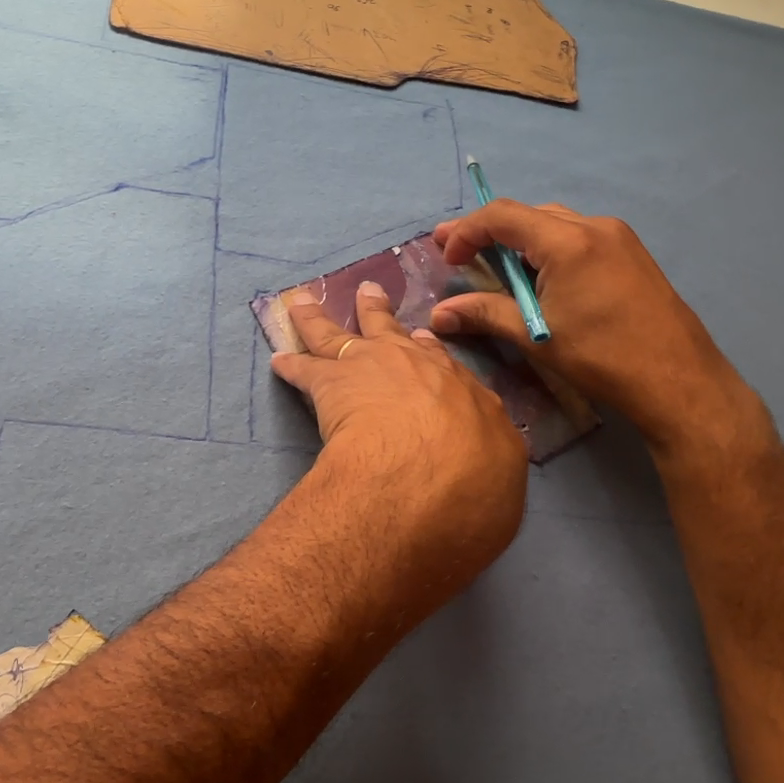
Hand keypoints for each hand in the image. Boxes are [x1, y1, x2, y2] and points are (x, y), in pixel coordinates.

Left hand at [270, 280, 526, 608]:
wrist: (422, 476)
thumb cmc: (474, 489)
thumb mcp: (505, 480)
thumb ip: (494, 466)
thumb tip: (486, 469)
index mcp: (466, 394)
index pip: (444, 368)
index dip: (429, 354)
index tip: (421, 340)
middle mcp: (420, 368)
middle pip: (394, 334)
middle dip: (380, 314)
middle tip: (368, 293)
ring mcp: (373, 366)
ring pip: (340, 334)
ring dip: (319, 319)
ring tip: (304, 304)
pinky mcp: (331, 382)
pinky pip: (304, 368)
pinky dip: (290, 365)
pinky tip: (279, 360)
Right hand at [431, 201, 761, 453]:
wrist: (680, 381)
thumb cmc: (603, 358)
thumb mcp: (536, 336)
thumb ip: (484, 314)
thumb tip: (438, 315)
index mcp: (568, 242)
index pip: (502, 215)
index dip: (466, 231)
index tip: (446, 257)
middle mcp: (594, 227)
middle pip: (528, 214)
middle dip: (489, 232)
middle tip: (460, 256)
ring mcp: (618, 237)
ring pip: (553, 223)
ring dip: (519, 240)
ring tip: (496, 269)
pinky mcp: (631, 253)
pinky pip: (577, 236)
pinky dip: (547, 249)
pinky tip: (540, 278)